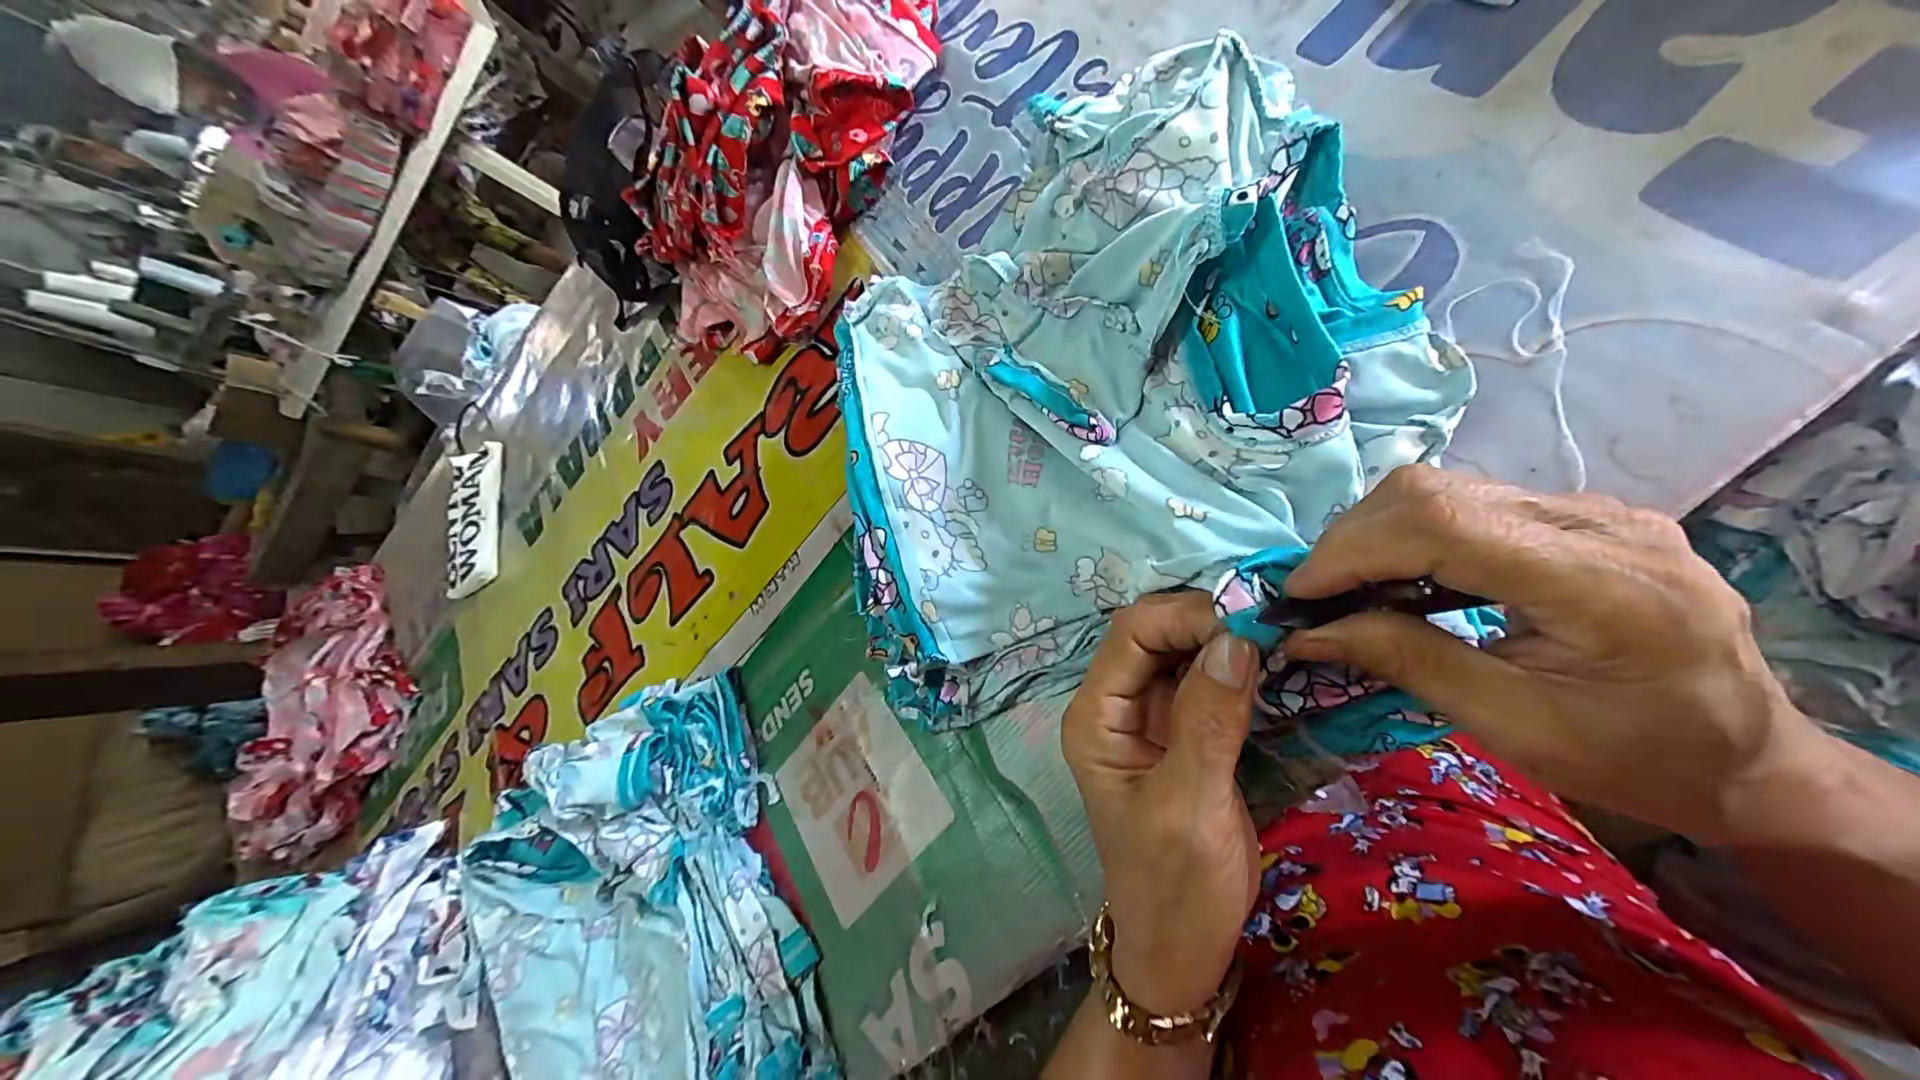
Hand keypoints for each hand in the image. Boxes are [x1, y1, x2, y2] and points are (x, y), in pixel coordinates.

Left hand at [1061, 592, 1258, 1014]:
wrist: (1180, 949)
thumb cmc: (1174, 887)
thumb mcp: (1190, 808)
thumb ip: (1207, 723)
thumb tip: (1235, 641)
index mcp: (1096, 717)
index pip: (1132, 634)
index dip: (1186, 615)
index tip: (1252, 620)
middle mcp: (1116, 706)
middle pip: (1156, 634)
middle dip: (1209, 621)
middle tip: (1275, 623)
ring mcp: (1150, 717)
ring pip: (1183, 652)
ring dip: (1227, 640)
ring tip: (1282, 635)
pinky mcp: (1184, 732)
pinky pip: (1207, 682)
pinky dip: (1238, 668)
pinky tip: (1275, 664)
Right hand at [1283, 466, 1829, 842]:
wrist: (1749, 760)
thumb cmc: (1635, 760)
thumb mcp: (1513, 726)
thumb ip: (1407, 662)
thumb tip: (1307, 632)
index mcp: (1601, 583)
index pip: (1443, 525)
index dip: (1352, 551)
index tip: (1298, 596)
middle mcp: (1600, 523)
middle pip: (1433, 493)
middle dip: (1351, 541)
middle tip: (1316, 597)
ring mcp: (1592, 511)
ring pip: (1441, 488)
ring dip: (1373, 534)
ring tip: (1350, 589)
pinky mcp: (1576, 517)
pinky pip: (1464, 502)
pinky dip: (1406, 535)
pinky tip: (1398, 576)